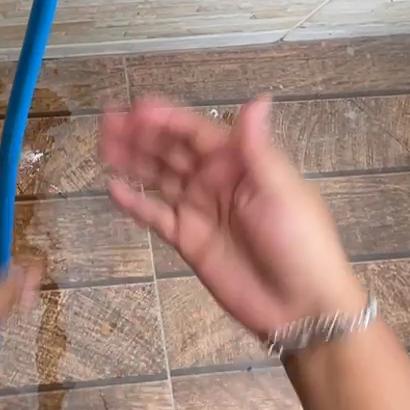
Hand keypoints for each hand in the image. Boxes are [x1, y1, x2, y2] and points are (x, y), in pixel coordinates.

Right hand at [101, 94, 364, 334]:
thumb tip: (258, 99)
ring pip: (158, 175)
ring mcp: (198, 209)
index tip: (135, 107)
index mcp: (237, 161)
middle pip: (170, 148)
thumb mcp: (282, 190)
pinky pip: (156, 215)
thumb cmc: (300, 242)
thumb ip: (258, 147)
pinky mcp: (188, 240)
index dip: (165, 117)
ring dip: (132, 158)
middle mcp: (213, 179)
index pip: (194, 130)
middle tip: (108, 119)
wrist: (305, 310)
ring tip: (104, 144)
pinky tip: (114, 188)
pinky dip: (135, 202)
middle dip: (139, 132)